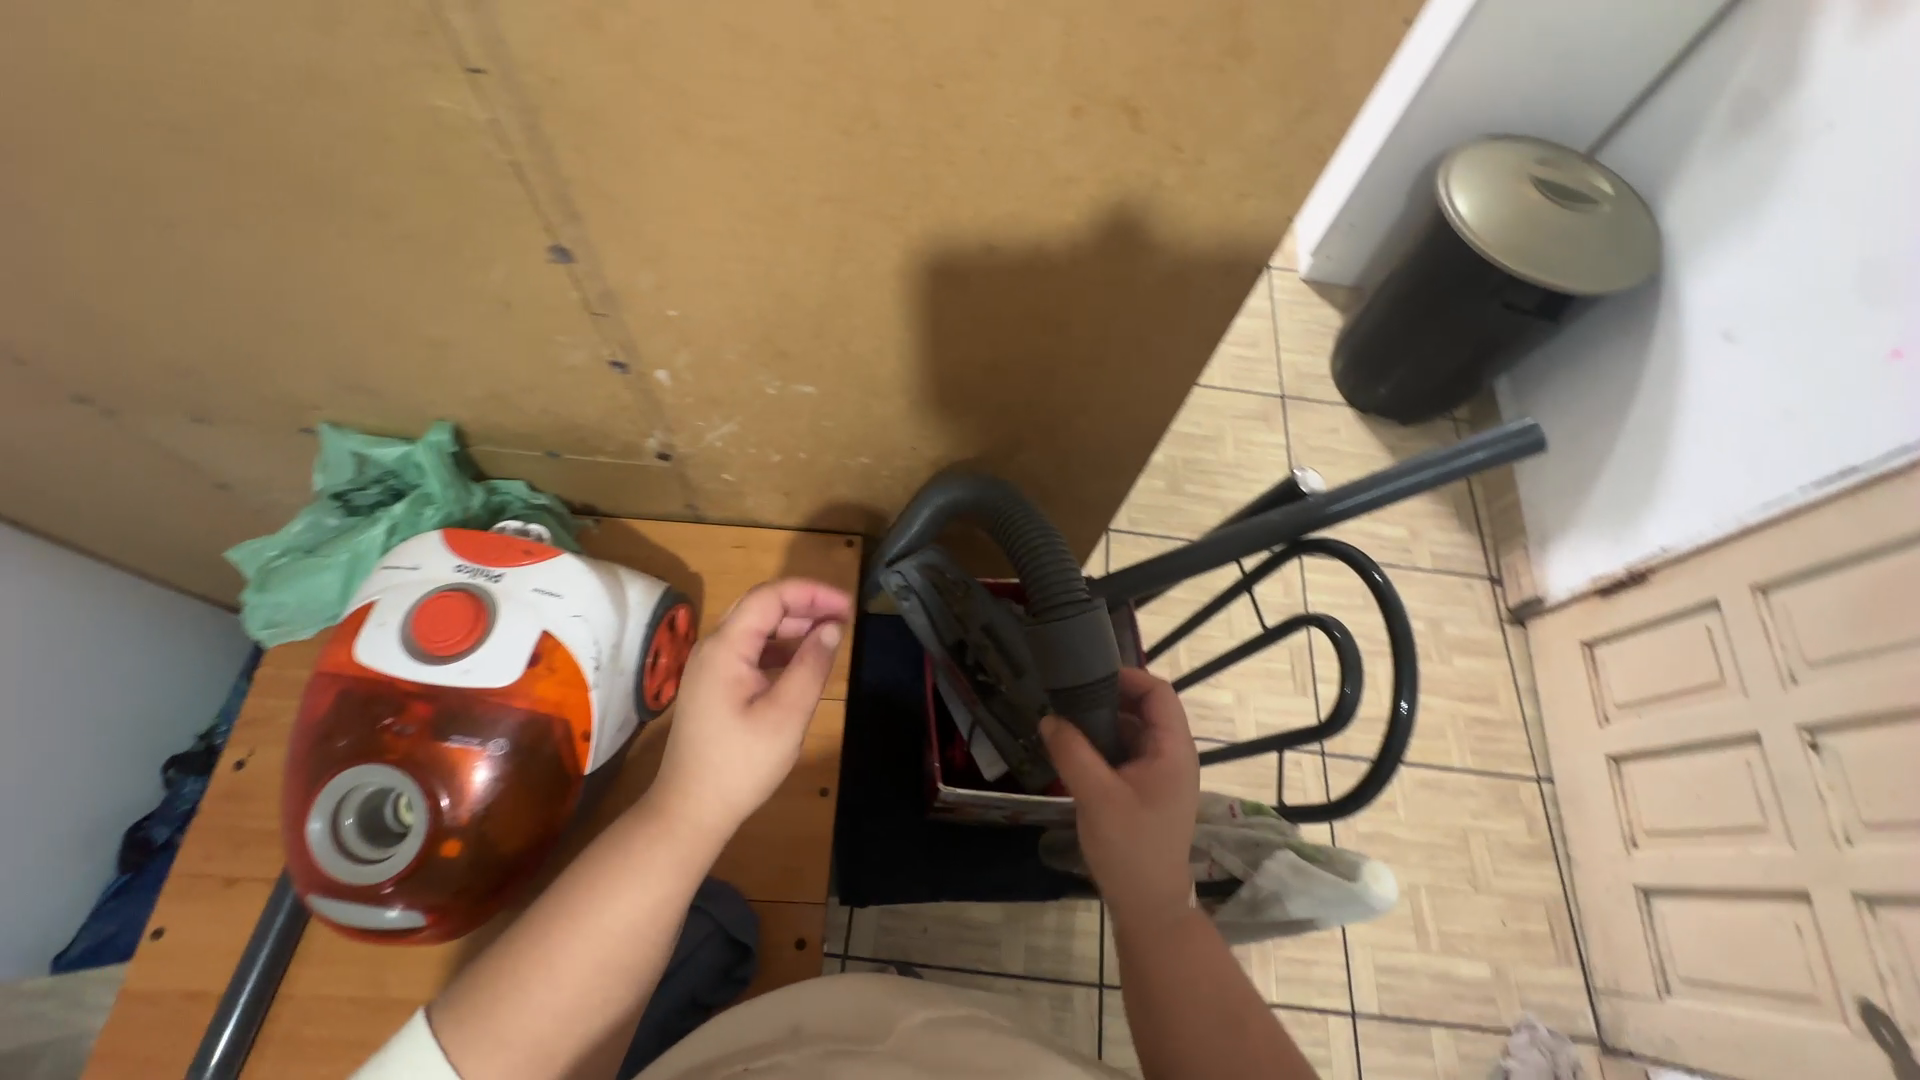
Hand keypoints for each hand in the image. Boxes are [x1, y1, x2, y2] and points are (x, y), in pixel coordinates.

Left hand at [647, 579, 851, 843]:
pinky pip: (750, 651)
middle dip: (805, 605)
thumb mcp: (786, 715)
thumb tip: (832, 628)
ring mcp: (710, 667)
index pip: (770, 597)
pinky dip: (780, 648)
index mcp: (726, 648)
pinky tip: (803, 662)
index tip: (848, 606)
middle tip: (845, 618)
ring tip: (831, 636)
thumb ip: (811, 666)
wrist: (690, 809)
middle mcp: (713, 648)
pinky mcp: (713, 686)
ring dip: (794, 626)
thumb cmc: (741, 764)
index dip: (812, 593)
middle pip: (761, 607)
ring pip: (756, 629)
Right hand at [1040, 668, 1198, 928]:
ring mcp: (1160, 773)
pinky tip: (1072, 750)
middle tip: (1066, 697)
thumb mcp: (1096, 797)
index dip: (1126, 677)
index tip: (1086, 676)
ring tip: (1063, 720)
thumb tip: (1048, 717)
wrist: (1148, 906)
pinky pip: (1124, 753)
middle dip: (1107, 699)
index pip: (1158, 692)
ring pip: (1131, 731)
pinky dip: (1101, 745)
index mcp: (1173, 749)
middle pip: (1144, 708)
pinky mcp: (1146, 789)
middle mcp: (1172, 755)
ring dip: (1100, 723)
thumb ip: (1072, 752)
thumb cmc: (1130, 848)